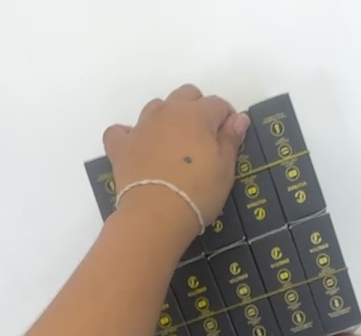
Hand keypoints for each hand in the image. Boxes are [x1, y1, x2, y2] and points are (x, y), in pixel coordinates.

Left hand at [103, 85, 248, 238]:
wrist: (157, 215)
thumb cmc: (198, 193)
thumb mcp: (225, 169)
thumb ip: (231, 139)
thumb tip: (238, 118)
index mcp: (197, 114)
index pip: (218, 105)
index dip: (228, 118)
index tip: (231, 136)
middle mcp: (168, 111)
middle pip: (186, 95)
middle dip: (198, 109)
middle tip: (204, 139)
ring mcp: (142, 126)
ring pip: (156, 107)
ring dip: (167, 119)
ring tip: (174, 145)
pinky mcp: (121, 146)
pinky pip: (121, 131)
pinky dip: (130, 136)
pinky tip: (137, 148)